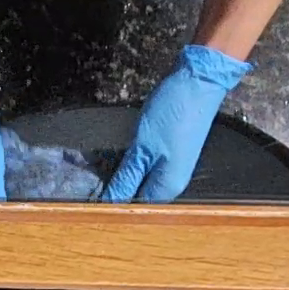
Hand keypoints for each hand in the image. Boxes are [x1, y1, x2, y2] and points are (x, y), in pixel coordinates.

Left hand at [100, 44, 252, 202]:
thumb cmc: (173, 113)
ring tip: (100, 169)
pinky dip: (132, 164)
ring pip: (139, 182)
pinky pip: (145, 168)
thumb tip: (109, 203)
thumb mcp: (142, 149)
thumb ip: (126, 179)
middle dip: (116, 191)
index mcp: (166, 189)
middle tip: (90, 182)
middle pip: (137, 197)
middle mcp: (172, 185)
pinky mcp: (170, 155)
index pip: (132, 209)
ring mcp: (172, 169)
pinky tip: (119, 157)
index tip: (89, 198)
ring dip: (122, 177)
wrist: (199, 80)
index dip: (111, 205)